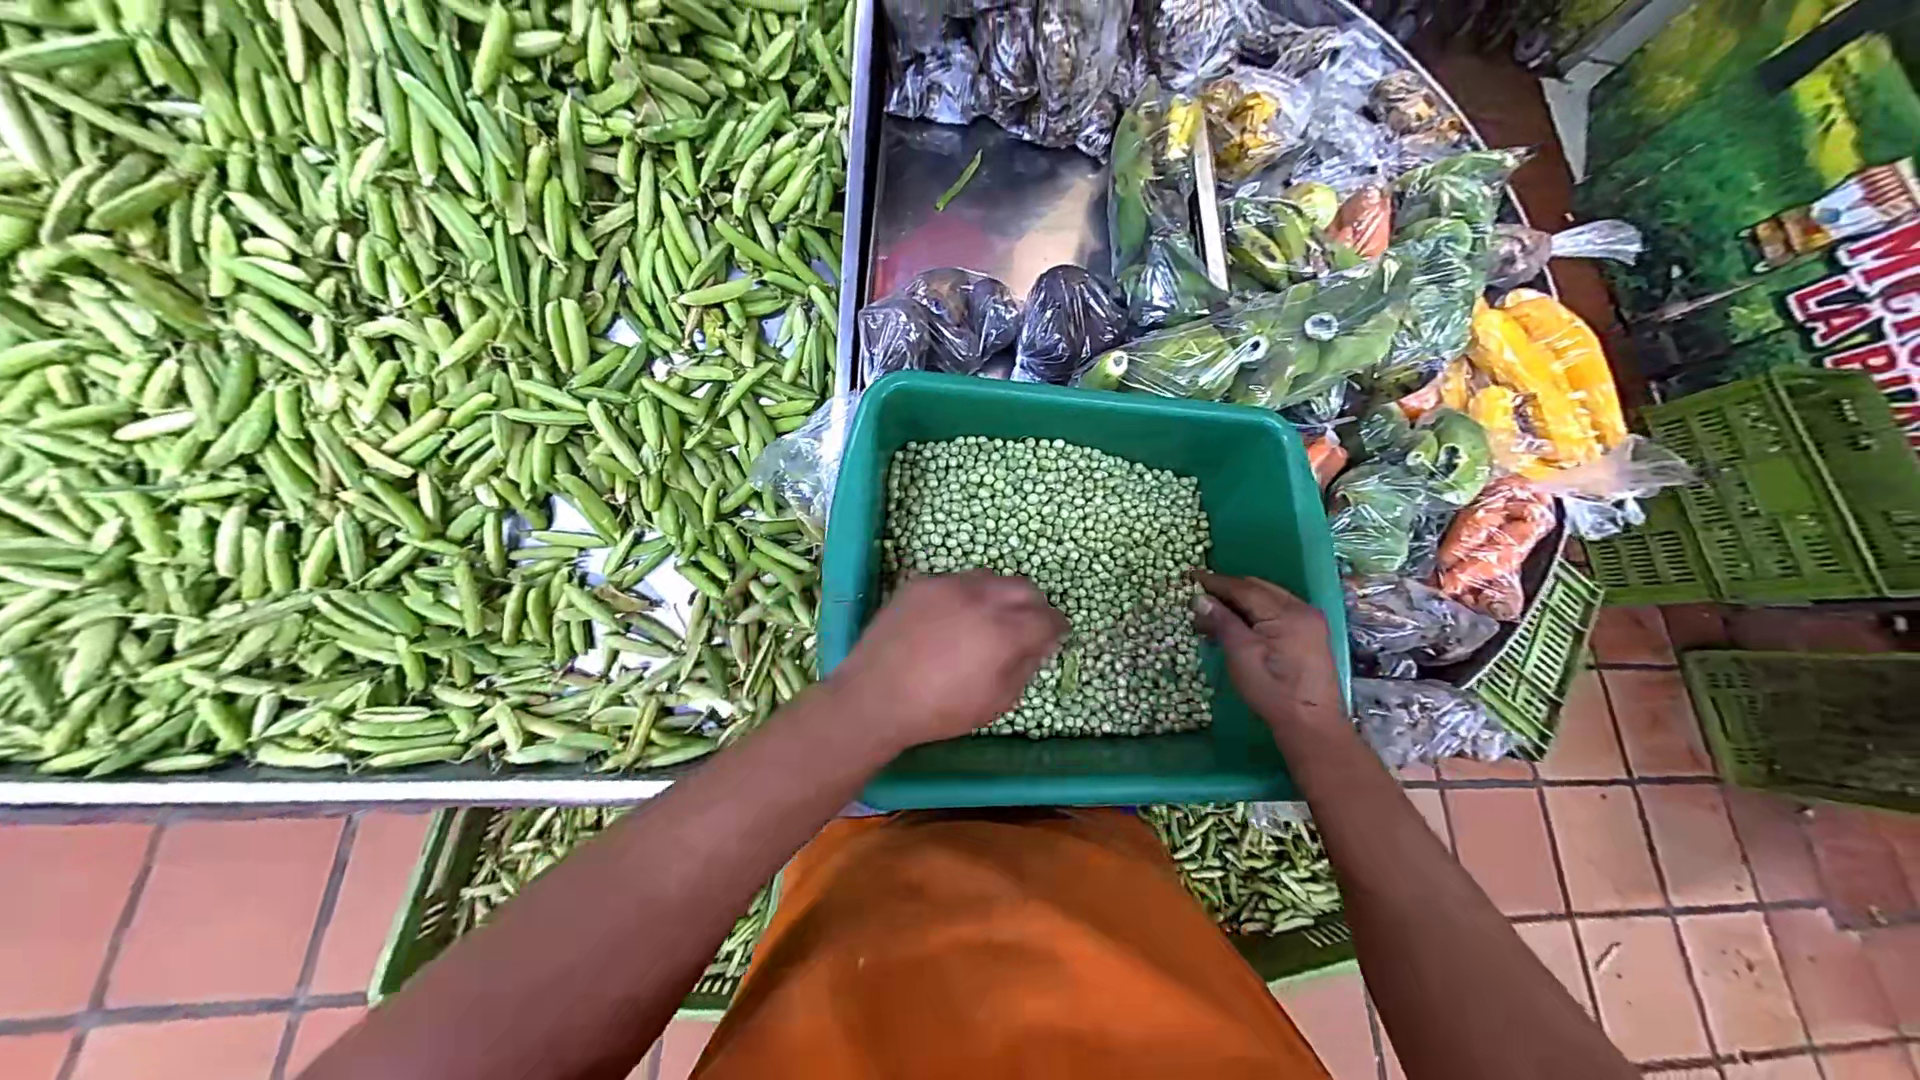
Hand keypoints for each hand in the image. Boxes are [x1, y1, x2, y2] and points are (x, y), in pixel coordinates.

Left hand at [827, 571, 1068, 751]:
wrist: (875, 696)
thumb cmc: (940, 710)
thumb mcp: (996, 701)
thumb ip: (1026, 666)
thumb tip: (1039, 644)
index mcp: (1005, 630)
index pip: (1048, 617)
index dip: (1056, 628)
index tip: (1054, 635)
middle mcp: (981, 598)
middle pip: (1024, 588)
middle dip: (1033, 605)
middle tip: (1027, 624)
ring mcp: (949, 585)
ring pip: (990, 578)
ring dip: (1000, 594)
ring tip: (989, 618)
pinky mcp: (921, 583)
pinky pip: (956, 581)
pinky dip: (966, 595)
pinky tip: (953, 617)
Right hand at [1192, 571, 1344, 731]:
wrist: (1311, 725)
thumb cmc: (1273, 691)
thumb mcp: (1241, 655)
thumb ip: (1223, 621)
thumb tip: (1200, 599)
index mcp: (1287, 613)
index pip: (1245, 588)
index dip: (1216, 582)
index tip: (1191, 576)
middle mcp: (1302, 609)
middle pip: (1258, 588)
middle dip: (1227, 589)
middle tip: (1199, 594)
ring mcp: (1309, 621)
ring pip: (1267, 598)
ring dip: (1240, 600)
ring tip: (1213, 610)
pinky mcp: (1310, 634)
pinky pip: (1277, 610)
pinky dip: (1254, 610)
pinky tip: (1237, 622)